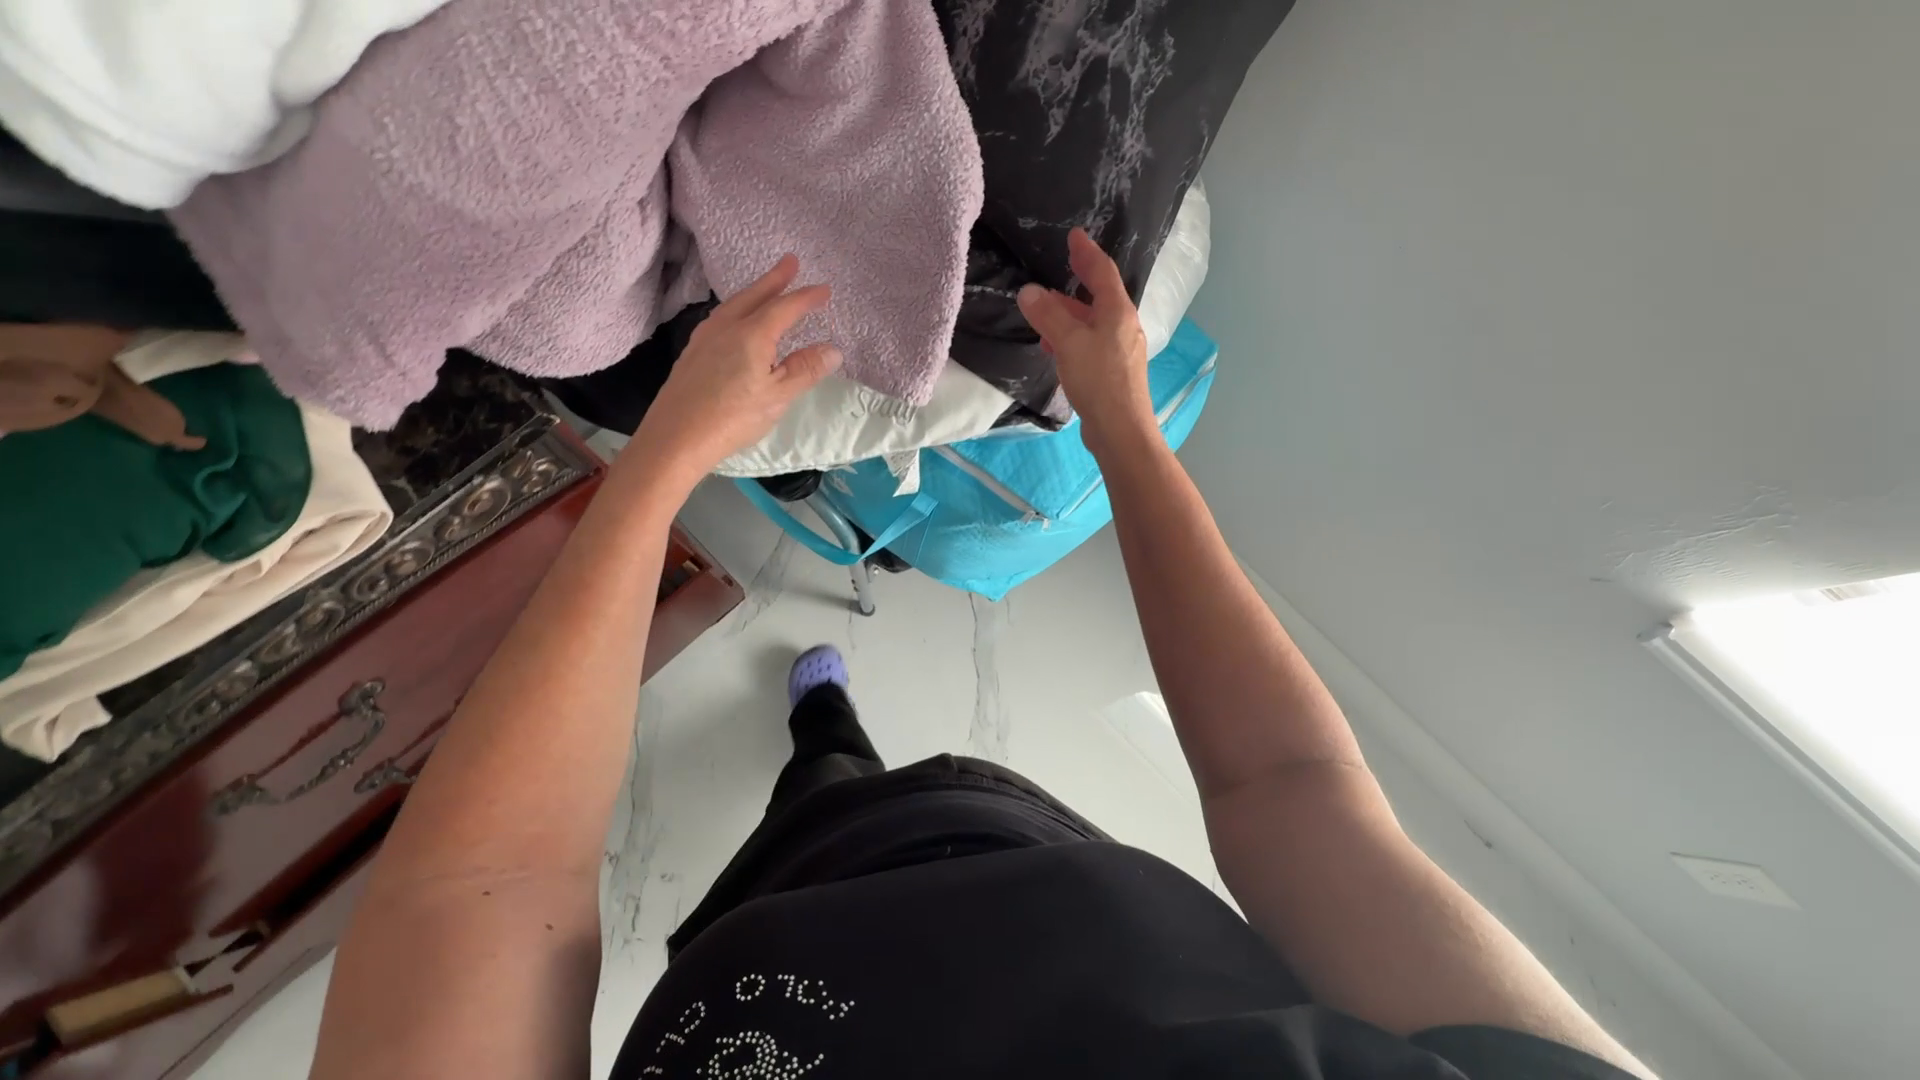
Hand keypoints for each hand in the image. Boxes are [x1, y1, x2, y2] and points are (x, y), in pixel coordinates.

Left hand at [626, 254, 841, 487]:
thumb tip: (832, 349)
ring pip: (733, 306)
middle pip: (754, 296)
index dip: (806, 298)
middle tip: (790, 262)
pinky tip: (735, 320)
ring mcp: (704, 339)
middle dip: (774, 279)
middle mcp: (727, 328)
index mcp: (752, 334)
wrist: (676, 437)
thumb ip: (805, 370)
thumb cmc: (733, 418)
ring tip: (765, 288)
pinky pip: (720, 319)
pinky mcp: (692, 354)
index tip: (824, 291)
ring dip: (753, 293)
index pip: (785, 308)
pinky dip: (736, 310)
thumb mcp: (778, 396)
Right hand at [1016, 228, 1154, 456]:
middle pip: (1099, 297)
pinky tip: (1054, 347)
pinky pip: (1089, 343)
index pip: (1102, 272)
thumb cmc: (1099, 380)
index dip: (1087, 252)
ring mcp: (1119, 351)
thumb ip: (1048, 315)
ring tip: (1045, 311)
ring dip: (1070, 314)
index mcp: (1118, 311)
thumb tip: (1029, 291)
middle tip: (1057, 270)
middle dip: (1077, 283)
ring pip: (1092, 322)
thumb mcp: (1068, 342)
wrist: (1120, 430)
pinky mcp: (1111, 372)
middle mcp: (1123, 327)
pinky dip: (1071, 337)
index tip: (1074, 236)